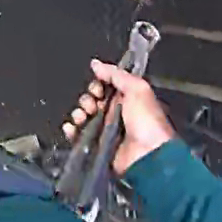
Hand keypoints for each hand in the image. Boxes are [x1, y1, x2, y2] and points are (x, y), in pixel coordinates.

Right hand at [62, 59, 176, 175]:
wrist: (149, 157)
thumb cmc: (148, 123)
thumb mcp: (138, 89)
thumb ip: (116, 74)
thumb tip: (96, 64)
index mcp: (127, 101)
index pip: (104, 87)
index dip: (97, 85)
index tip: (98, 89)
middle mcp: (116, 115)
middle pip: (91, 101)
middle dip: (86, 100)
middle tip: (92, 105)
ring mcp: (106, 131)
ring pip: (83, 117)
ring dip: (78, 114)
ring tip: (82, 117)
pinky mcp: (98, 147)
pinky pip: (78, 136)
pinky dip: (72, 130)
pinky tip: (72, 128)